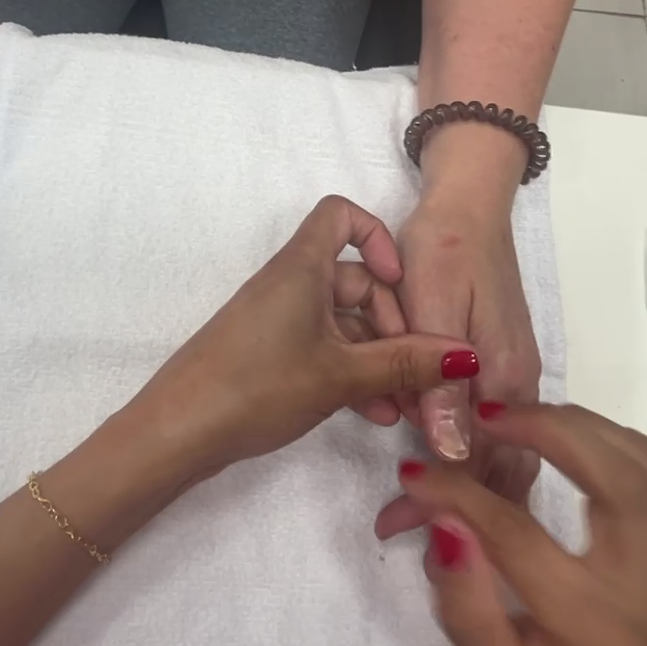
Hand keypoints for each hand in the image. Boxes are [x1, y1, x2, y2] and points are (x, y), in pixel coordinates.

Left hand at [121, 196, 481, 483]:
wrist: (180, 430)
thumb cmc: (259, 385)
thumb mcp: (340, 375)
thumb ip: (404, 363)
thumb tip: (467, 355)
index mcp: (302, 266)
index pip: (341, 215)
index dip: (377, 236)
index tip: (401, 280)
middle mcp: (291, 283)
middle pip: (354, 279)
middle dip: (393, 322)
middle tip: (421, 371)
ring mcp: (280, 319)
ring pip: (343, 322)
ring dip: (378, 357)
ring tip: (404, 405)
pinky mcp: (271, 352)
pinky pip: (324, 348)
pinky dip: (351, 372)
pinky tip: (375, 414)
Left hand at [372, 188, 540, 537]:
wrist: (468, 201)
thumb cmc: (445, 246)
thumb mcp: (432, 305)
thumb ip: (438, 376)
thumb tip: (451, 452)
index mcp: (502, 373)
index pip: (481, 458)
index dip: (441, 497)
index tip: (398, 523)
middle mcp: (514, 380)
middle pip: (492, 461)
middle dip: (448, 499)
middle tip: (396, 523)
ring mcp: (504, 368)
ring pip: (481, 438)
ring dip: (444, 468)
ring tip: (401, 494)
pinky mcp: (486, 354)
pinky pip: (470, 410)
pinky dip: (441, 429)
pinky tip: (410, 432)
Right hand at [400, 403, 646, 645]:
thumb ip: (465, 601)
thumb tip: (445, 518)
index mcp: (595, 627)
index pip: (521, 538)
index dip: (459, 494)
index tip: (415, 471)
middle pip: (624, 482)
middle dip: (552, 430)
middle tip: (490, 415)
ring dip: (589, 427)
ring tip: (527, 420)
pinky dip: (622, 443)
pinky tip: (574, 442)